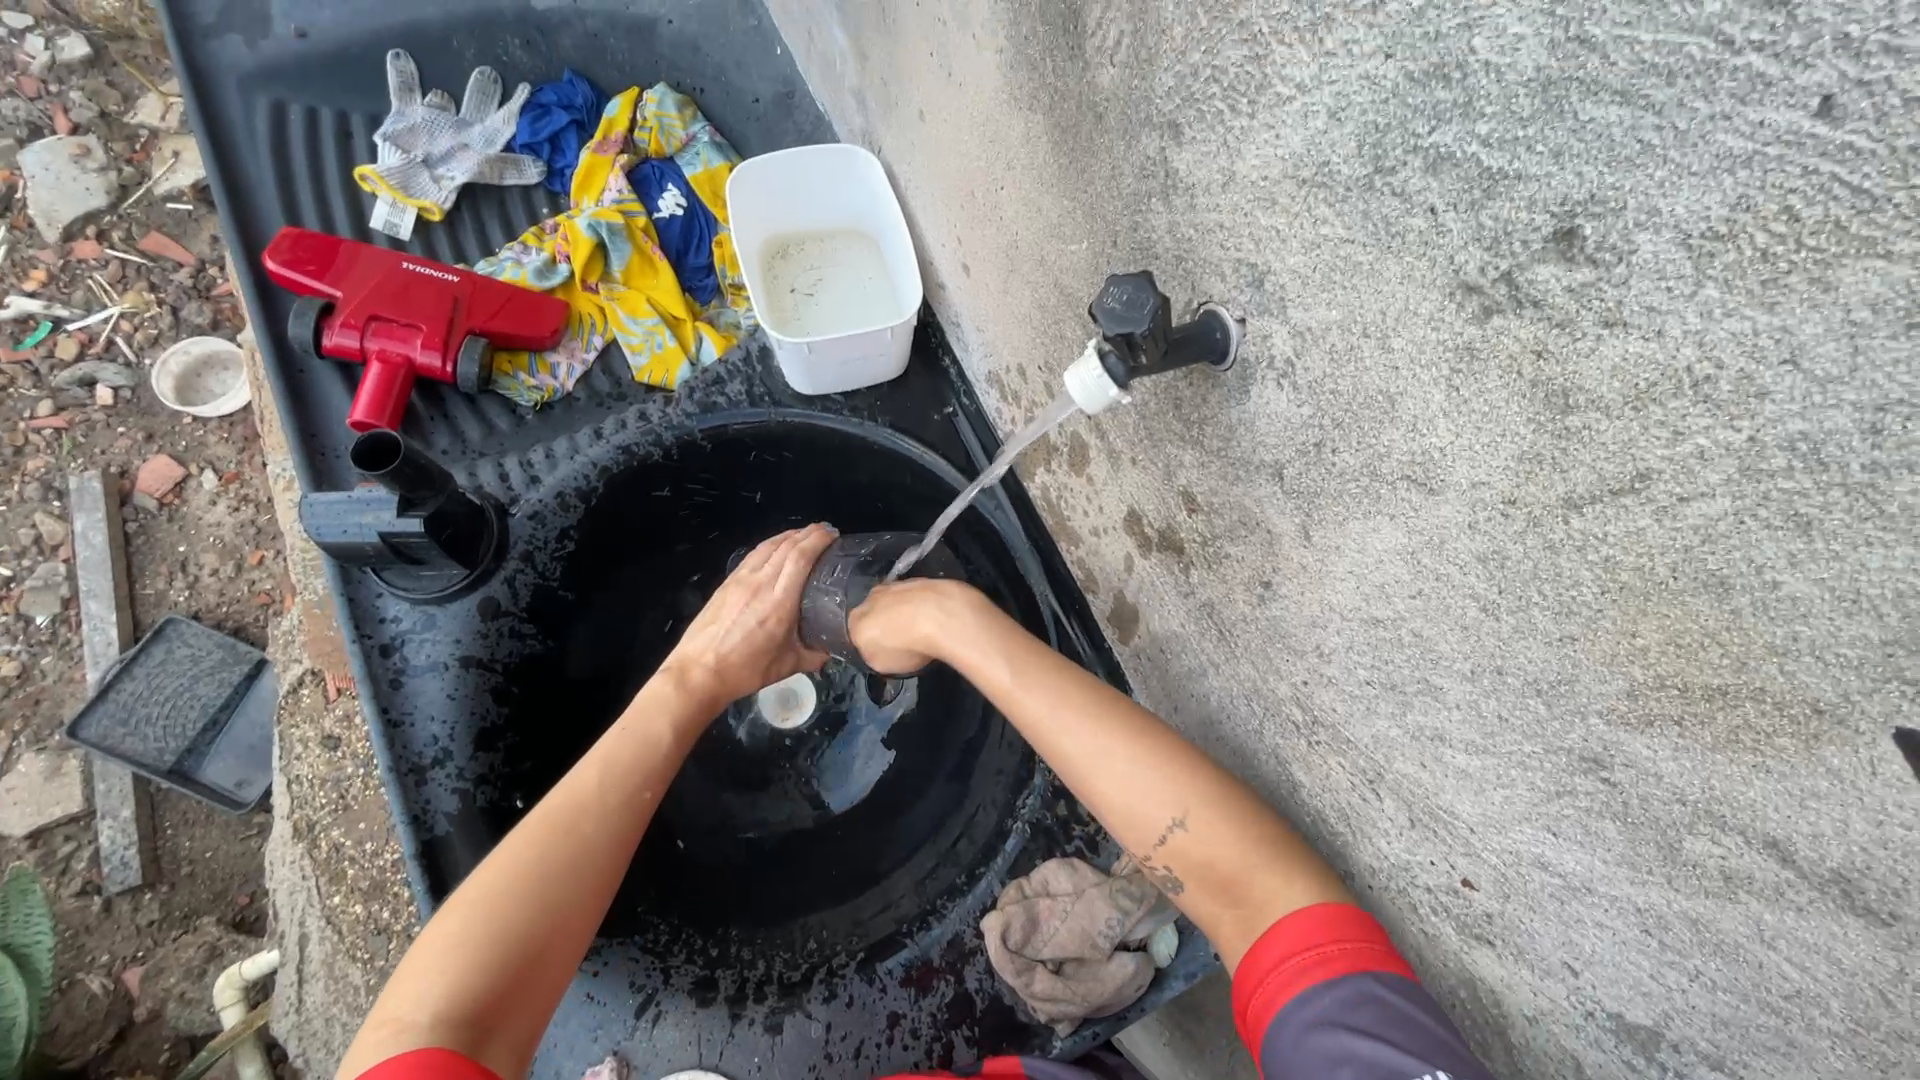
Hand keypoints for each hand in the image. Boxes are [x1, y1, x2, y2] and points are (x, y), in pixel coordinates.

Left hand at [657, 523, 837, 708]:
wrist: (699, 672)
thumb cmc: (745, 670)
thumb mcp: (788, 666)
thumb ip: (815, 655)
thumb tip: (834, 649)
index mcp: (779, 601)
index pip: (801, 557)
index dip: (818, 540)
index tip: (833, 534)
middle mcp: (760, 583)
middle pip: (786, 546)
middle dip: (808, 533)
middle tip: (825, 529)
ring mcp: (740, 580)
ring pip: (767, 546)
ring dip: (788, 535)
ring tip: (803, 533)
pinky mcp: (727, 583)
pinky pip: (752, 555)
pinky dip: (769, 545)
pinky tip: (775, 547)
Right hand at [848, 578, 989, 674]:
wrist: (940, 615)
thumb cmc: (906, 645)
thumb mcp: (882, 666)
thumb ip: (873, 656)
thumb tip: (880, 650)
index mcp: (855, 621)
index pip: (858, 636)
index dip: (873, 647)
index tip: (888, 655)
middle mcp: (870, 598)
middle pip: (875, 615)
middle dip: (887, 627)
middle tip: (905, 644)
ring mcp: (895, 585)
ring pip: (895, 603)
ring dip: (905, 615)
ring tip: (923, 632)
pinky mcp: (918, 579)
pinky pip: (915, 597)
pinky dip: (921, 606)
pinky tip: (934, 619)